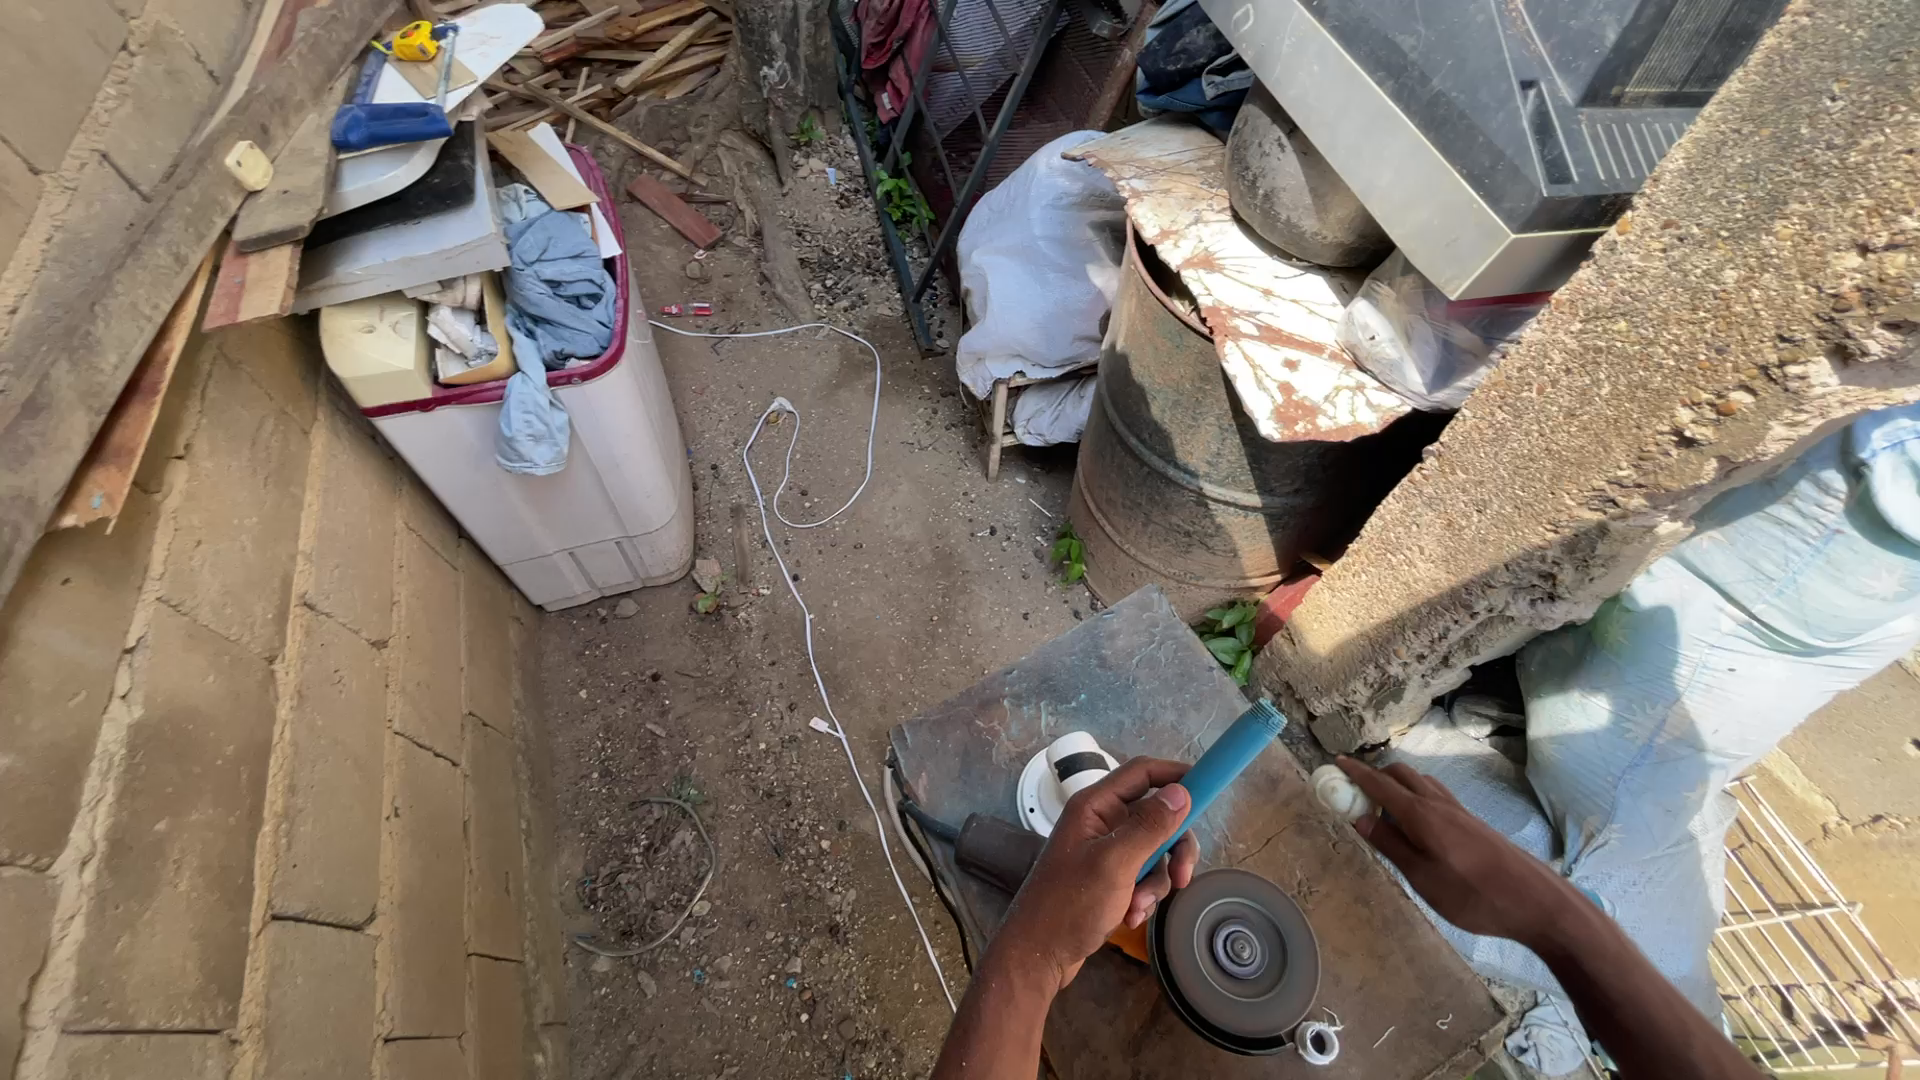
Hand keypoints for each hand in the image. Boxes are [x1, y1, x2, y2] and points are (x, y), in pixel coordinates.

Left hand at [992, 757, 1199, 992]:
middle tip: (1182, 876)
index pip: (1142, 772)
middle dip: (1173, 847)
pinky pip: (1143, 874)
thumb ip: (1149, 827)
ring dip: (1156, 881)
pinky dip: (1144, 894)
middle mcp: (1101, 820)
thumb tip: (1181, 791)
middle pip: (1156, 815)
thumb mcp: (1115, 864)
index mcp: (1095, 805)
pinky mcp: (1109, 875)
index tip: (1208, 788)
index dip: (1175, 774)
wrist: (1039, 954)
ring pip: (1154, 850)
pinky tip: (1130, 915)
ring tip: (1138, 906)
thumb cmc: (1069, 905)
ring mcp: (1105, 848)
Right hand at [1337, 756, 1578, 950]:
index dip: (1355, 772)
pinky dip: (1416, 793)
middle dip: (1375, 775)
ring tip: (1385, 806)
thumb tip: (1359, 819)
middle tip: (1357, 793)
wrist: (1540, 904)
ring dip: (1397, 783)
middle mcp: (1438, 803)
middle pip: (1400, 774)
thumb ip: (1390, 845)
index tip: (1335, 762)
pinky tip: (1418, 820)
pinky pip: (1435, 794)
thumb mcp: (1423, 878)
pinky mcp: (1473, 823)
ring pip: (1420, 781)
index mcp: (1420, 814)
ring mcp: (1459, 811)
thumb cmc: (1475, 895)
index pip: (1378, 784)